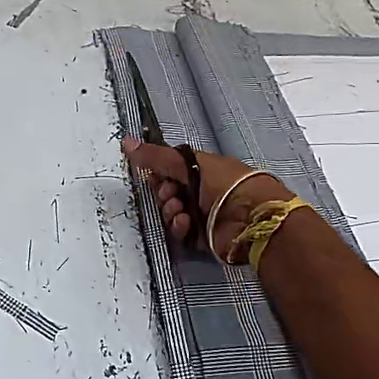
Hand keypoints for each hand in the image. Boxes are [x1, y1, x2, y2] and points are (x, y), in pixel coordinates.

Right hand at [123, 138, 292, 258]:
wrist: (251, 218)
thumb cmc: (226, 183)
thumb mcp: (189, 164)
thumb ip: (156, 156)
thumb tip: (126, 141)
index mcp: (203, 169)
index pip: (171, 171)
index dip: (159, 174)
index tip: (153, 175)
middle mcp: (203, 191)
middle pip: (169, 194)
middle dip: (164, 194)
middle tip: (170, 193)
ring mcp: (203, 215)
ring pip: (172, 214)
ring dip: (171, 211)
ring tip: (180, 210)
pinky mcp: (203, 237)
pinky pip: (182, 233)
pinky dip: (180, 228)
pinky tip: (186, 222)